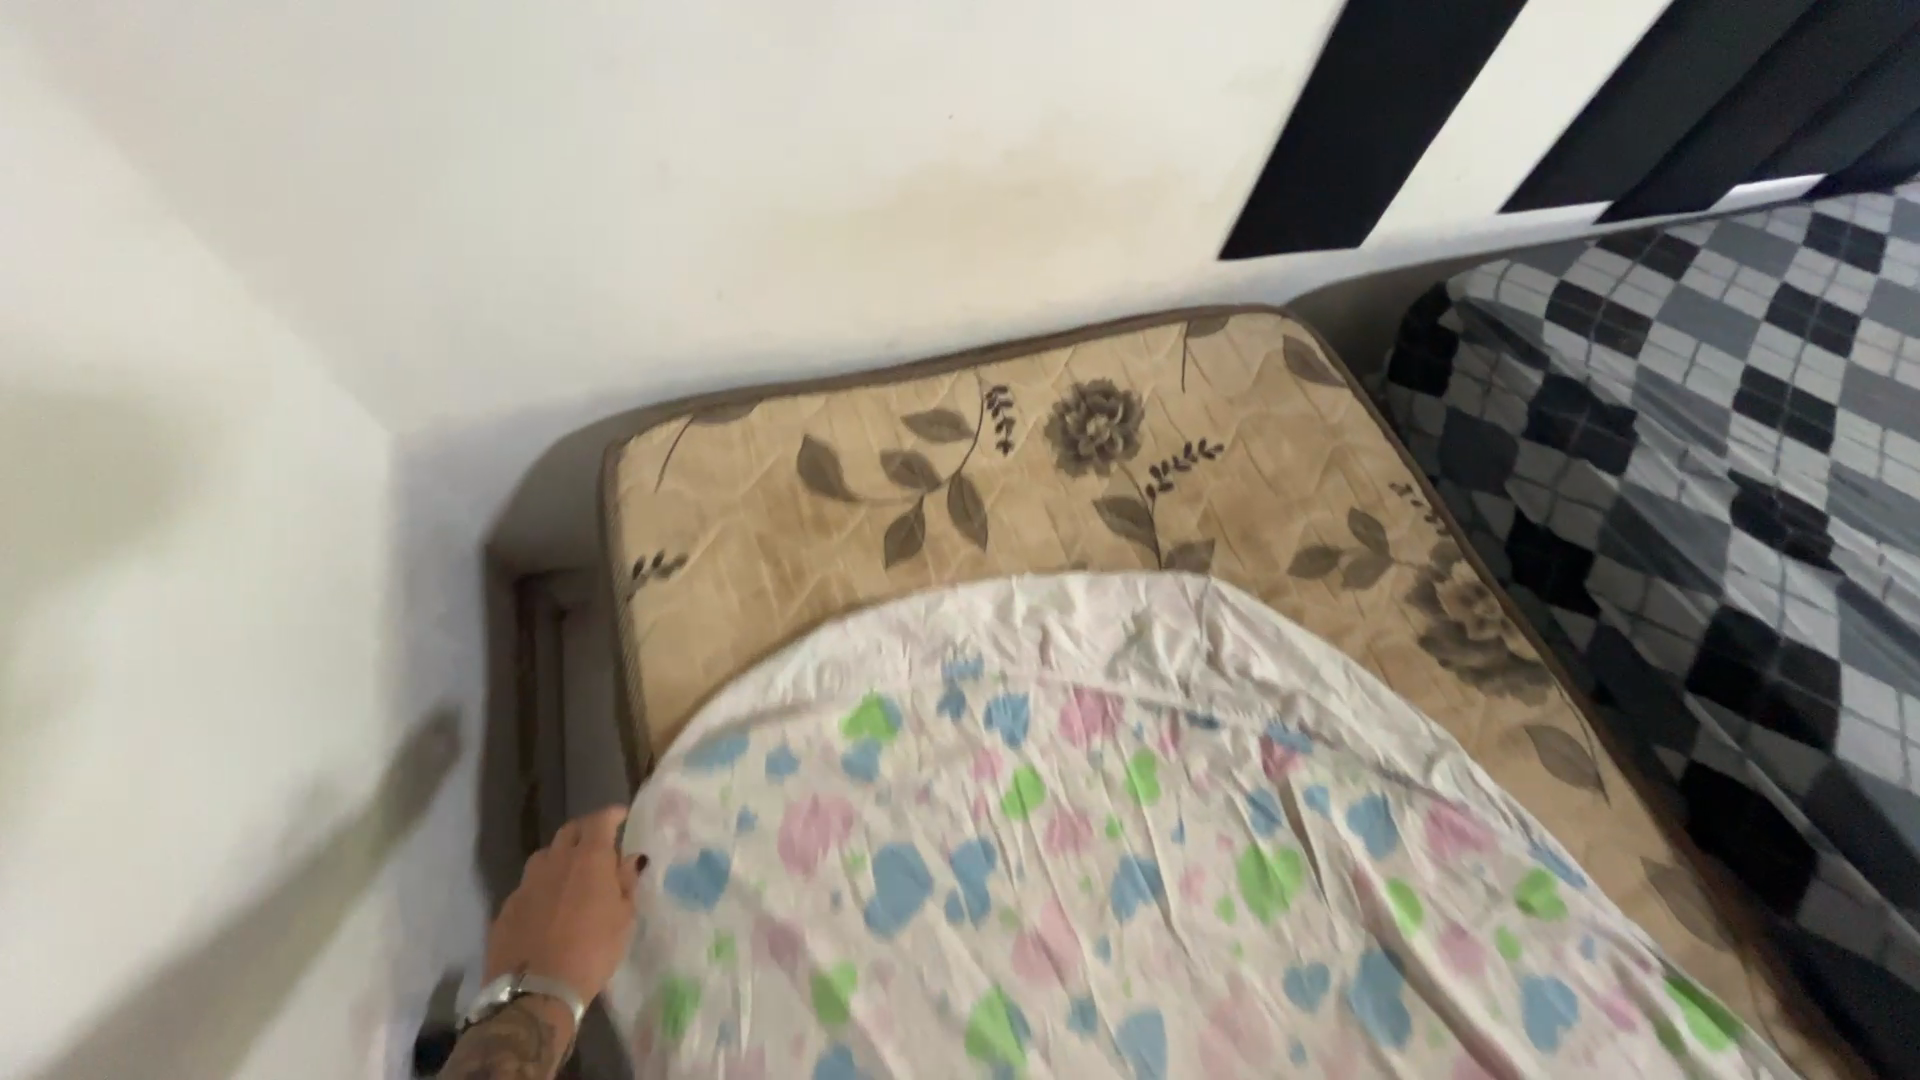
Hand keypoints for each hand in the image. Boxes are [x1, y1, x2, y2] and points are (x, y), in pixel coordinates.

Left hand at [485, 805, 646, 1005]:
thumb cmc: (593, 951)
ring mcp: (526, 885)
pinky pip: (527, 887)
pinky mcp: (506, 910)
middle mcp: (555, 862)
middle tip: (599, 843)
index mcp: (589, 859)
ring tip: (570, 874)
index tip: (622, 817)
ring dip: (560, 857)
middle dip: (585, 831)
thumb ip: (626, 883)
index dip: (612, 815)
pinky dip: (541, 888)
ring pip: (544, 856)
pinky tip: (548, 907)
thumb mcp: (624, 918)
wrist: (535, 994)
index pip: (600, 820)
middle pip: (569, 831)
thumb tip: (629, 859)